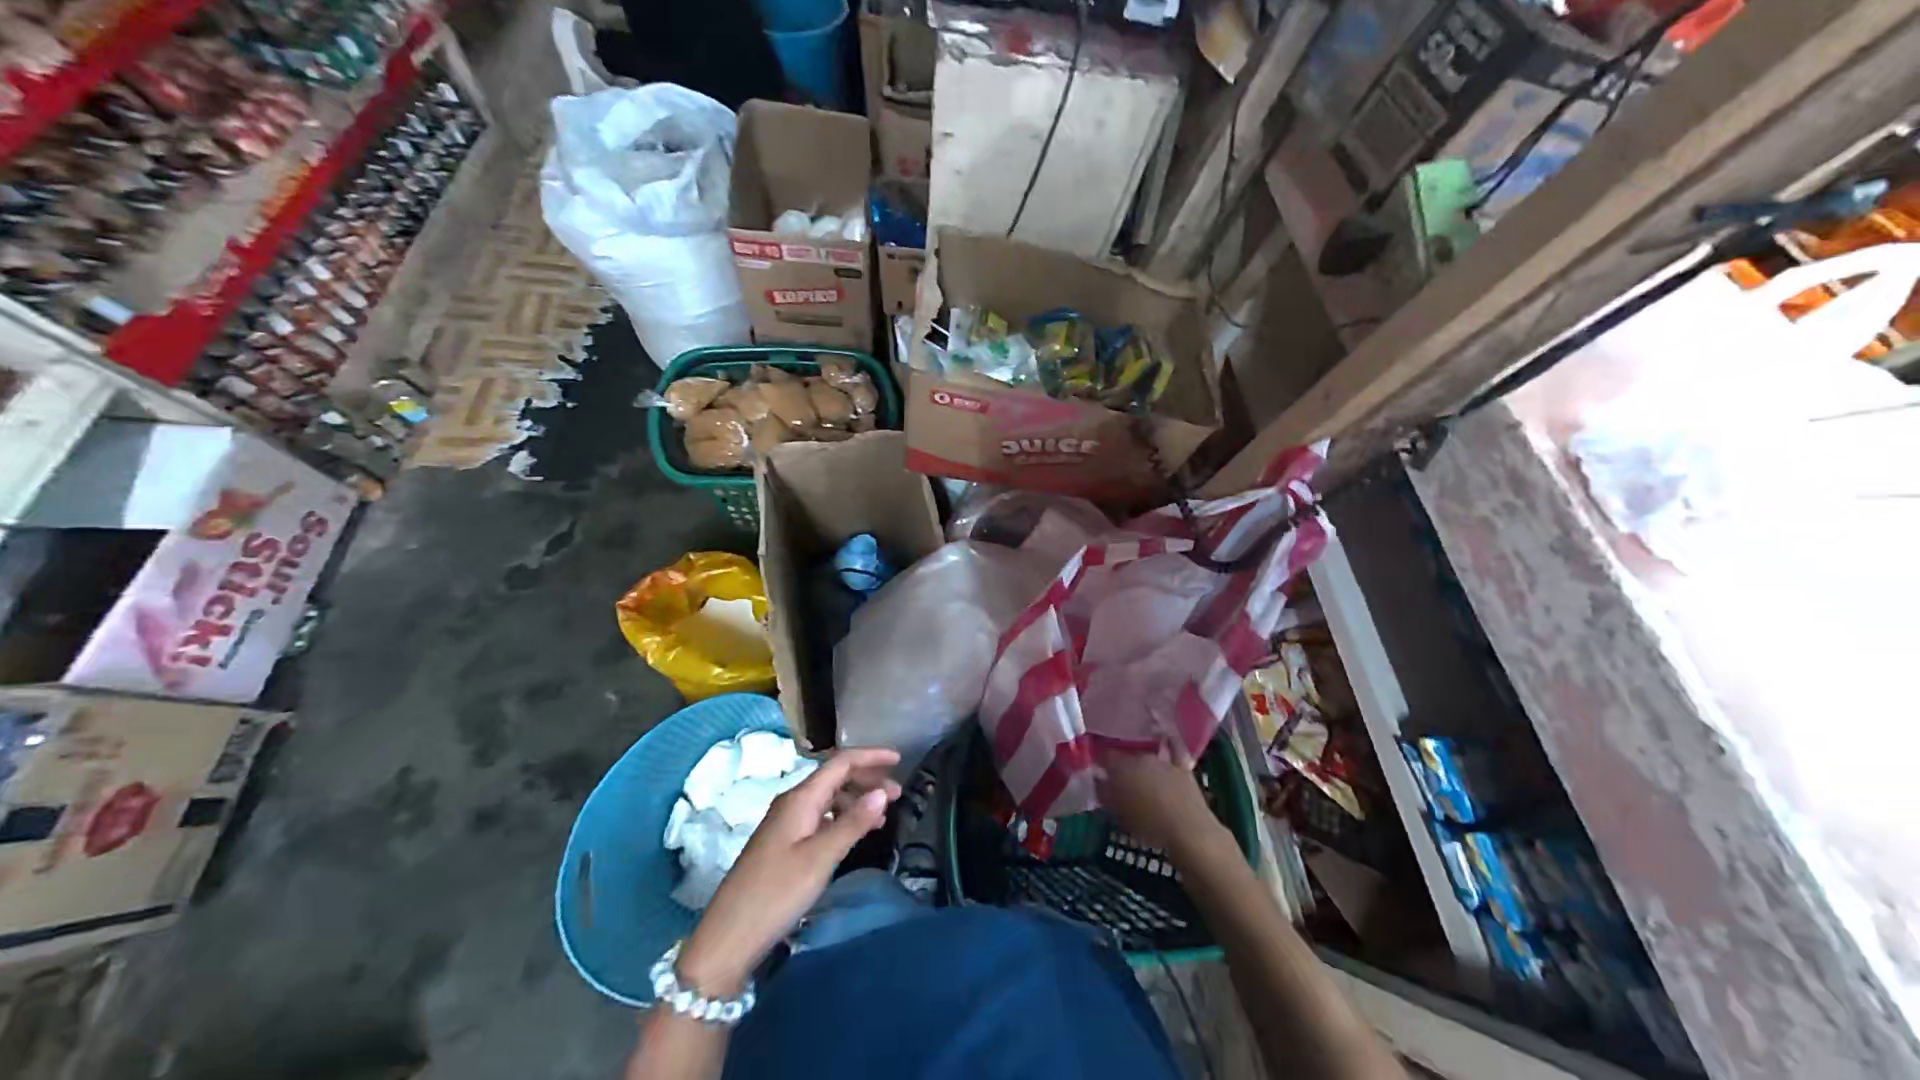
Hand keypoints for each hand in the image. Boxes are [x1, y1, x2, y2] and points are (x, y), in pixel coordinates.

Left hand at [678, 747, 900, 995]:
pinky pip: (820, 816)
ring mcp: (786, 823)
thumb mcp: (821, 857)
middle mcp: (792, 803)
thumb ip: (853, 822)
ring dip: (856, 799)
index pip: (840, 763)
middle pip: (834, 777)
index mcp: (800, 798)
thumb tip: (883, 791)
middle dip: (867, 779)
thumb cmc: (777, 893)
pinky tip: (855, 833)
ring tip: (883, 816)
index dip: (871, 757)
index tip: (900, 760)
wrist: (729, 936)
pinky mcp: (783, 843)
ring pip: (828, 797)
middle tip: (899, 793)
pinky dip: (842, 817)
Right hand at [1095, 745, 1230, 859]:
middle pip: (1125, 754)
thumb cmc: (1148, 826)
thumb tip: (1097, 778)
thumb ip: (1104, 792)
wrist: (1188, 831)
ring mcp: (1163, 760)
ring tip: (1137, 769)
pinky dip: (1168, 742)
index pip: (1103, 755)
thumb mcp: (1118, 814)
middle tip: (1116, 777)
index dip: (1098, 760)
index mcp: (1120, 767)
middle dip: (1120, 763)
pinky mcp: (1182, 767)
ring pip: (1146, 752)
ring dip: (1140, 757)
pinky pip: (1174, 748)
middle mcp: (1140, 757)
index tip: (1096, 769)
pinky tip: (1165, 737)